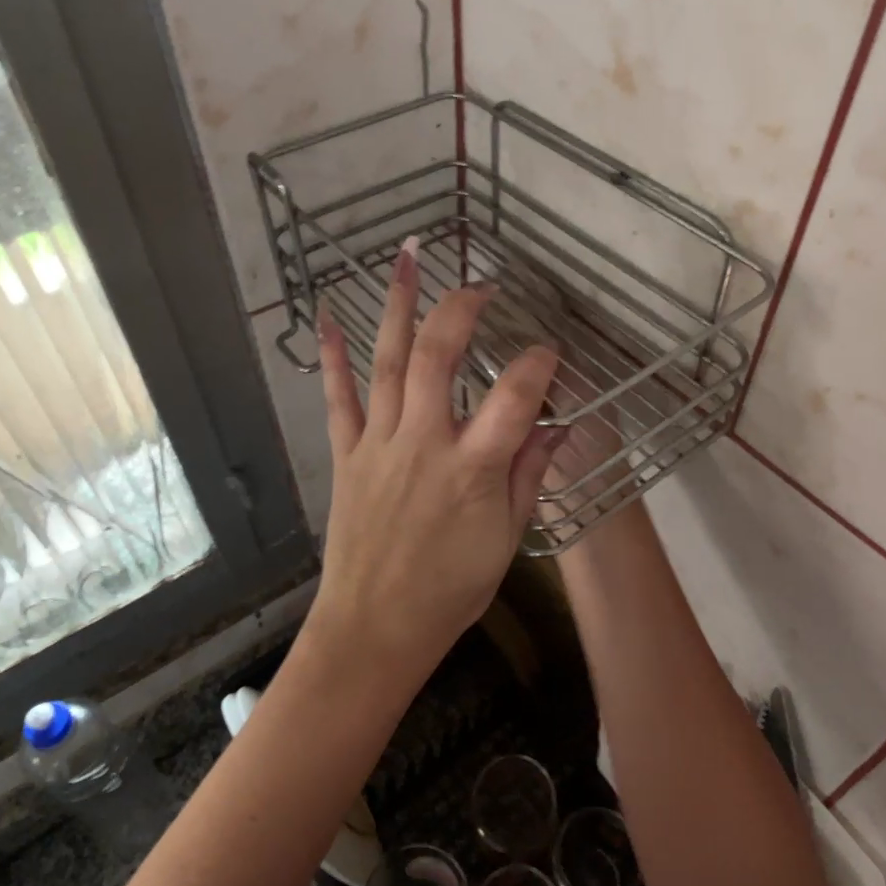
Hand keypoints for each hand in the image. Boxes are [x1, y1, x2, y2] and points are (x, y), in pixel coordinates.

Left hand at [310, 238, 566, 675]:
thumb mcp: (506, 537)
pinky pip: (339, 398)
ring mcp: (380, 444)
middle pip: (438, 358)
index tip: (550, 350)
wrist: (376, 628)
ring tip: (406, 256)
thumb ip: (529, 475)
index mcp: (473, 469)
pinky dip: (333, 356)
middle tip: (479, 284)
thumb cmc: (451, 589)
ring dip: (397, 305)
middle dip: (459, 310)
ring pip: (388, 362)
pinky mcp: (348, 454)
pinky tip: (328, 316)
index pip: (514, 398)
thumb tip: (557, 426)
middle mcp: (424, 443)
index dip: (537, 364)